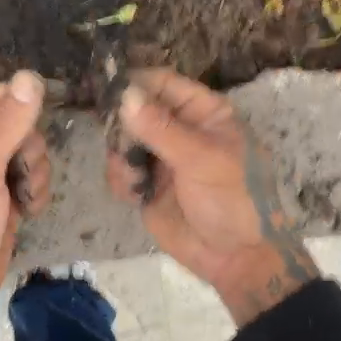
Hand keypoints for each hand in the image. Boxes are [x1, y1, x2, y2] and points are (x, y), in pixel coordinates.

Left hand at [0, 71, 50, 340]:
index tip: (32, 132)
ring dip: (34, 174)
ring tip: (24, 199)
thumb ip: (9, 124)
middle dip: (28, 150)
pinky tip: (28, 211)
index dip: (19, 111)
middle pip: (16, 126)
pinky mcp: (0, 200)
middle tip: (19, 176)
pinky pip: (28, 180)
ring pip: (27, 154)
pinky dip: (34, 192)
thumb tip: (29, 77)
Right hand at [108, 69, 316, 326]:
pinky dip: (121, 180)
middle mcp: (179, 129)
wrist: (234, 257)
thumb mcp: (200, 160)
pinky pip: (120, 171)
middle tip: (121, 145)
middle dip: (122, 126)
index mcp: (203, 113)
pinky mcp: (146, 185)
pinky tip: (135, 194)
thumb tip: (125, 97)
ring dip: (121, 157)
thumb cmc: (231, 199)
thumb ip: (160, 128)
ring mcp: (161, 158)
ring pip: (122, 141)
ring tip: (135, 178)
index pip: (162, 83)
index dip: (135, 84)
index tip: (107, 93)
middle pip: (135, 110)